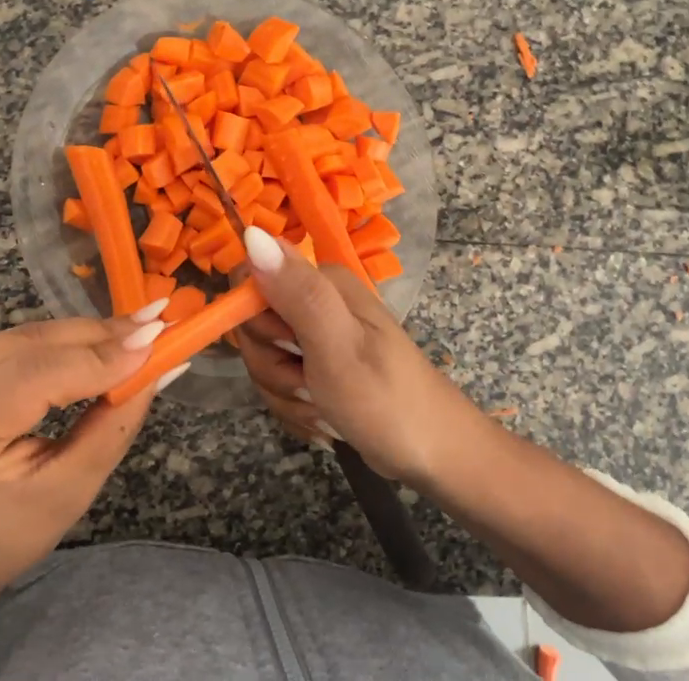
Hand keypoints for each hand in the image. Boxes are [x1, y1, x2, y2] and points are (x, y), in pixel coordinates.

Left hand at [0, 310, 165, 608]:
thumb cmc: (1, 539)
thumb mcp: (63, 496)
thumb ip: (108, 431)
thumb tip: (152, 371)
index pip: (33, 375)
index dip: (97, 356)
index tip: (155, 342)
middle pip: (27, 345)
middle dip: (96, 336)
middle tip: (156, 326)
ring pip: (21, 338)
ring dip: (80, 335)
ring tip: (136, 332)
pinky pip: (10, 346)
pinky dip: (57, 345)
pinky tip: (96, 342)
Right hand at [235, 227, 484, 483]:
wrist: (437, 457)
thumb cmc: (388, 401)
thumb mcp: (337, 345)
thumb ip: (296, 291)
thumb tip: (252, 232)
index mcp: (323, 283)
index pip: (250, 282)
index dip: (255, 322)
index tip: (286, 347)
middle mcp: (318, 301)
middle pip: (253, 327)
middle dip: (271, 366)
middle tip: (308, 384)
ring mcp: (318, 336)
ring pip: (264, 360)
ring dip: (284, 393)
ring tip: (322, 407)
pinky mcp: (318, 367)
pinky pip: (280, 383)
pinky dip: (294, 407)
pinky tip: (322, 418)